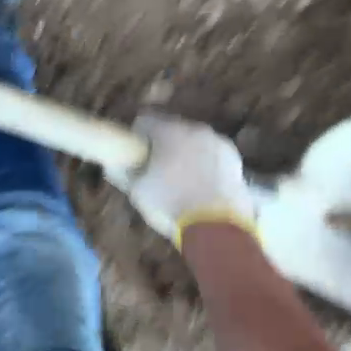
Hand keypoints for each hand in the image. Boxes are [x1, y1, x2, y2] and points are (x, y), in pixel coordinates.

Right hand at [110, 114, 256, 245]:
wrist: (218, 230)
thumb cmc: (170, 203)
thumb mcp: (137, 190)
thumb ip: (125, 171)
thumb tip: (114, 164)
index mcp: (167, 129)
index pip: (143, 120)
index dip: (136, 136)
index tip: (134, 154)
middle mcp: (194, 129)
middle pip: (171, 128)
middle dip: (163, 144)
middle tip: (157, 168)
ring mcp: (219, 144)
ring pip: (194, 142)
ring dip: (186, 153)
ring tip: (181, 179)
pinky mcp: (236, 162)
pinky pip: (212, 156)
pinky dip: (205, 165)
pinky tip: (201, 186)